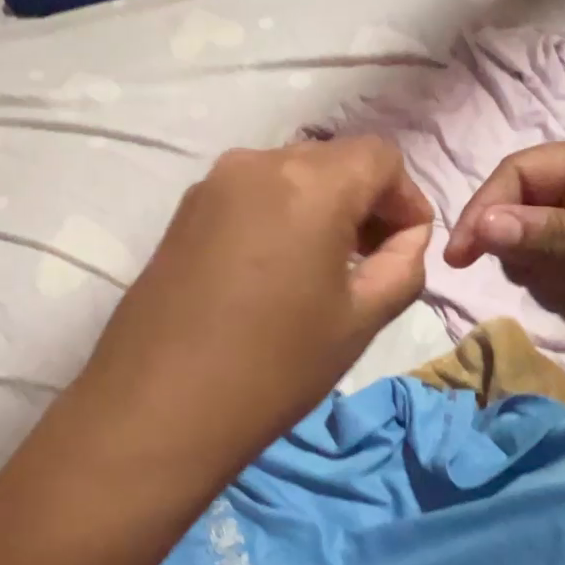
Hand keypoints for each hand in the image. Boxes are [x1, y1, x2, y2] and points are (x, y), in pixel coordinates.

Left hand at [71, 137, 432, 470]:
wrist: (158, 407)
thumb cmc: (274, 366)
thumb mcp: (359, 321)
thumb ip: (402, 266)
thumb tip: (405, 238)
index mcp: (310, 182)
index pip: (381, 156)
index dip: (406, 198)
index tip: (406, 248)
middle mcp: (257, 163)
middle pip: (333, 160)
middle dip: (364, 202)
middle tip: (369, 261)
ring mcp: (211, 185)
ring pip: (289, 175)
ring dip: (319, 208)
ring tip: (322, 270)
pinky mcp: (182, 212)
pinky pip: (250, 196)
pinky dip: (278, 216)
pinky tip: (274, 272)